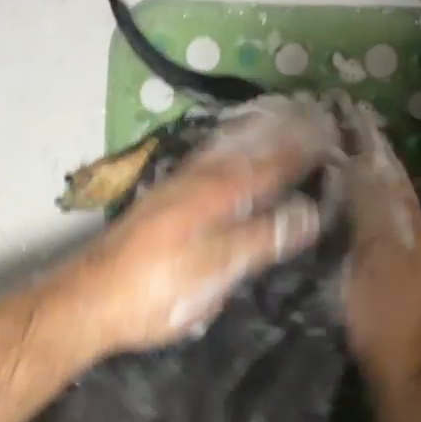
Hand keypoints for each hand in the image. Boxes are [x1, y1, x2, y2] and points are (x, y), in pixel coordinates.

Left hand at [57, 98, 337, 353]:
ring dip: (254, 140)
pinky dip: (228, 157)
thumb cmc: (154, 292)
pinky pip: (205, 167)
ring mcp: (173, 190)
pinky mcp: (158, 206)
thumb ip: (261, 239)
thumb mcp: (215, 271)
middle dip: (281, 134)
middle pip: (246, 148)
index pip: (271, 163)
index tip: (333, 135)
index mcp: (215, 193)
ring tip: (280, 128)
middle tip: (313, 119)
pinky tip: (228, 164)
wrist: (87, 302)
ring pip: (222, 154)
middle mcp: (194, 180)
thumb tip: (309, 212)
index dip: (302, 150)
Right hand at [334, 96, 420, 382]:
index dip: (364, 133)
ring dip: (355, 166)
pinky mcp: (378, 264)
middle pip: (383, 173)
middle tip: (329, 116)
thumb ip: (371, 207)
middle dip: (359, 143)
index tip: (339, 104)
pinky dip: (349, 195)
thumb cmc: (382, 309)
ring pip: (375, 193)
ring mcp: (393, 245)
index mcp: (406, 217)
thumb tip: (356, 161)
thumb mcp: (378, 253)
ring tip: (328, 143)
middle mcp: (405, 224)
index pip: (385, 163)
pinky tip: (330, 196)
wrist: (394, 359)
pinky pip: (364, 215)